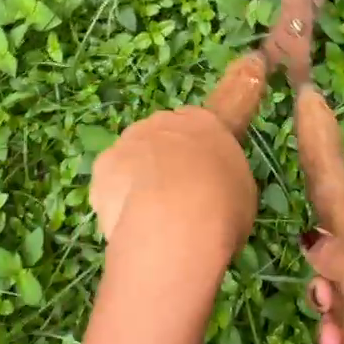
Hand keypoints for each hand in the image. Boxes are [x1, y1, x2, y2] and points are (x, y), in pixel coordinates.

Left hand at [89, 106, 256, 255]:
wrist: (179, 221)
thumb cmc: (222, 205)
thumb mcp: (239, 191)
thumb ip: (222, 181)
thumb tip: (211, 192)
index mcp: (203, 121)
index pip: (195, 124)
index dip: (192, 151)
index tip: (196, 176)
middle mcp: (164, 121)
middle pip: (160, 136)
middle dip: (163, 161)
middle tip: (173, 197)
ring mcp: (130, 140)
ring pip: (132, 156)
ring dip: (137, 178)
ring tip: (148, 217)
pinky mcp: (104, 164)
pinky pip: (110, 180)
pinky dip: (115, 198)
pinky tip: (127, 222)